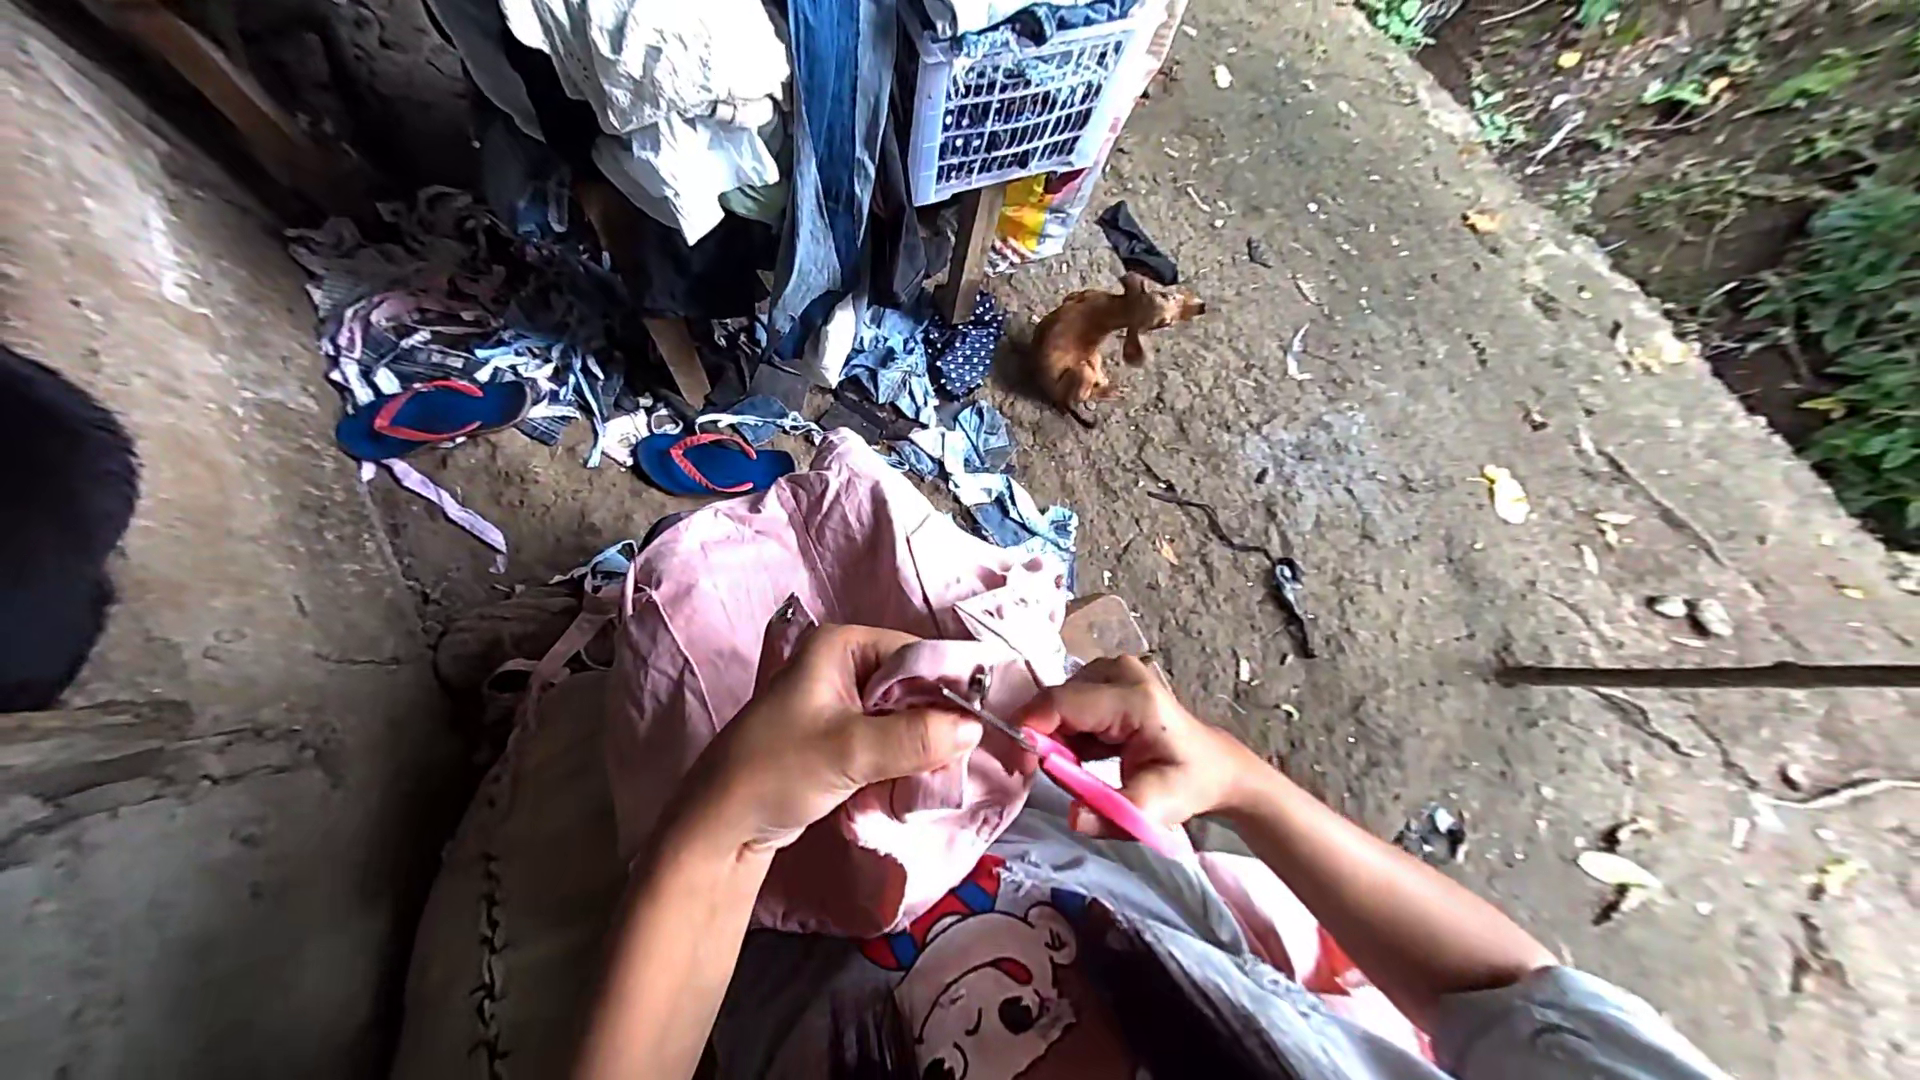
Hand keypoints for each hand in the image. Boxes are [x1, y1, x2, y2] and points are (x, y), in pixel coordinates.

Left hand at [676, 624, 983, 854]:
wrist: (720, 828)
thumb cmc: (775, 771)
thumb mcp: (849, 750)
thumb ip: (914, 737)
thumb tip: (973, 728)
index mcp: (842, 645)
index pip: (915, 653)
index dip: (949, 684)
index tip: (980, 720)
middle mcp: (846, 663)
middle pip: (913, 683)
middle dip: (937, 718)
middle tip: (962, 753)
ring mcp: (845, 698)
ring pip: (906, 712)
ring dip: (924, 741)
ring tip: (940, 770)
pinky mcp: (845, 732)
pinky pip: (891, 735)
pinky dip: (907, 755)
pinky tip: (916, 777)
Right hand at [1016, 655, 1266, 837]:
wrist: (1212, 764)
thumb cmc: (1187, 783)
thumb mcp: (1158, 809)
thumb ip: (1114, 815)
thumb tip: (1074, 816)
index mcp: (1135, 699)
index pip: (1063, 703)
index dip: (1031, 730)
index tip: (1019, 765)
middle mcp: (1119, 672)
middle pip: (1057, 701)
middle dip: (1045, 740)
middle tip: (1060, 776)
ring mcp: (1111, 669)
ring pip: (1058, 702)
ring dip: (1057, 737)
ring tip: (1080, 766)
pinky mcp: (1105, 675)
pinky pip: (1067, 701)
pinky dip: (1067, 730)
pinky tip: (1086, 751)